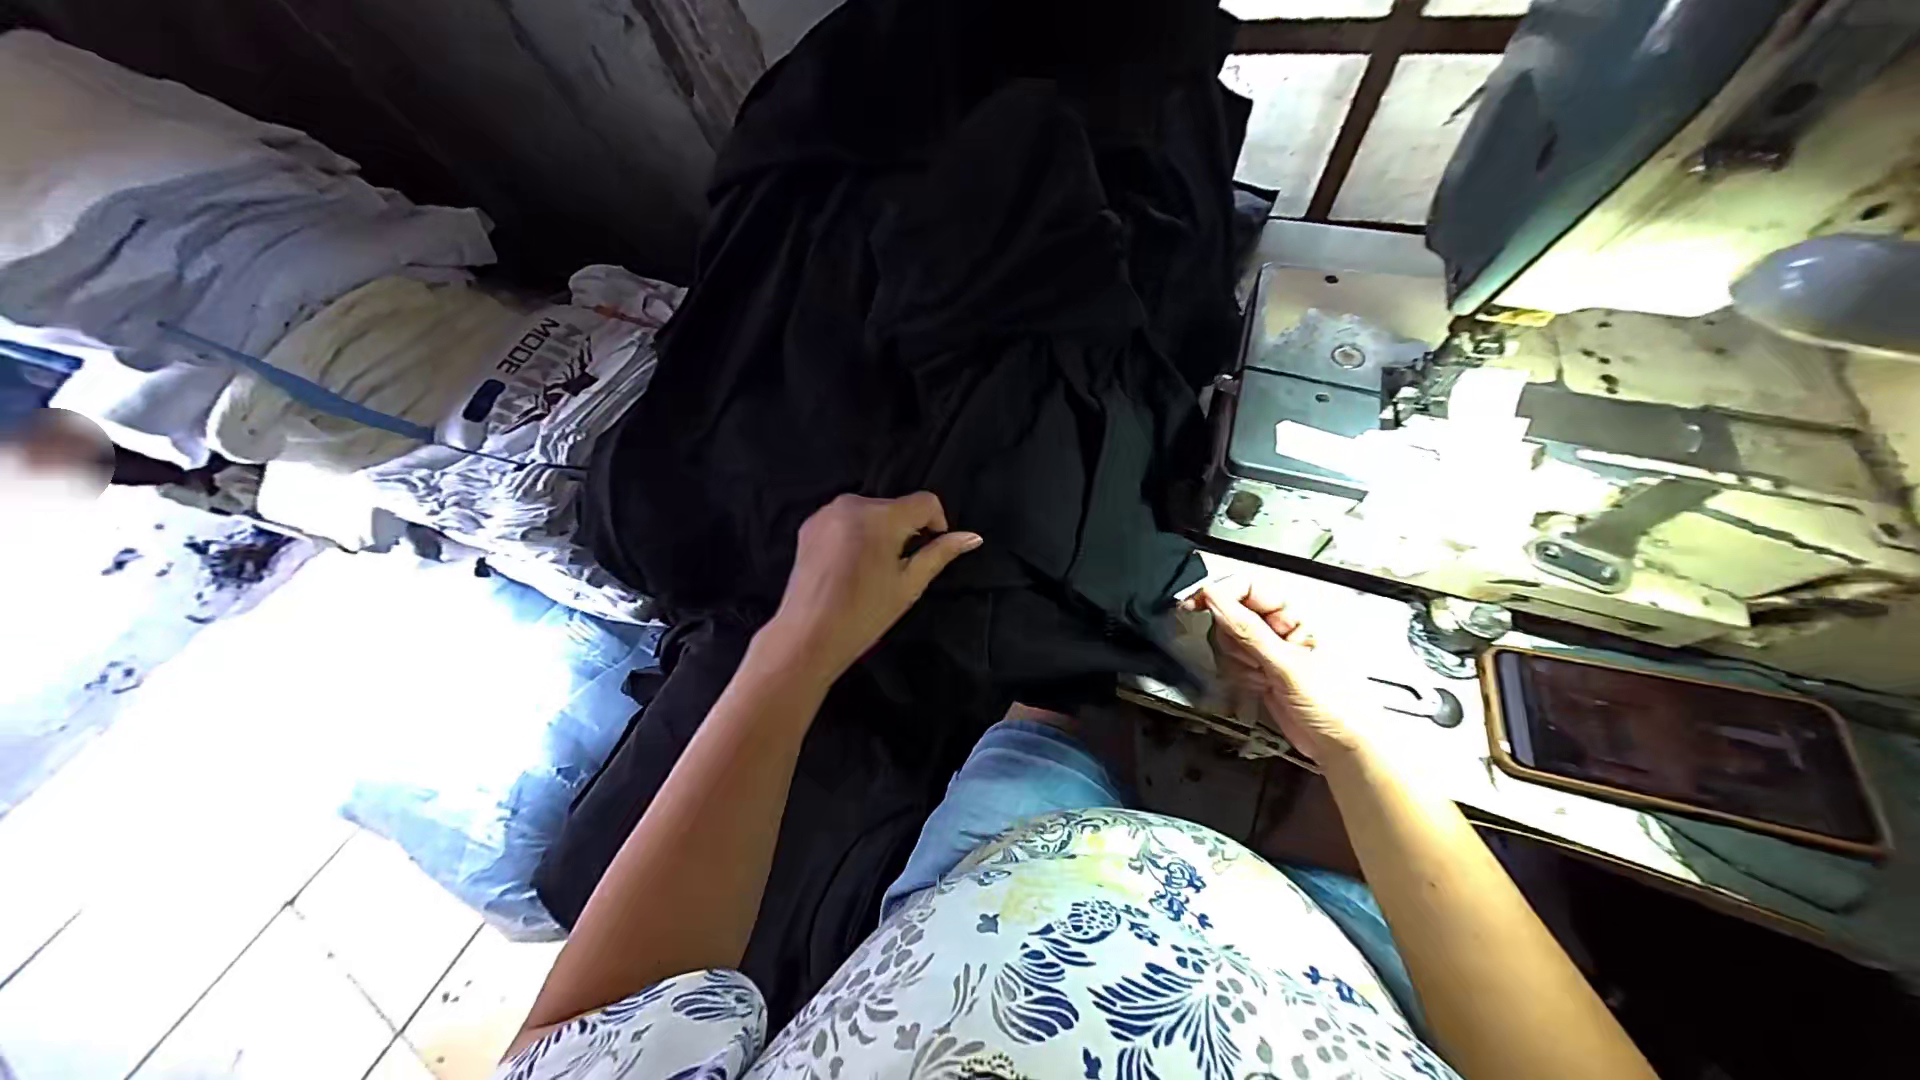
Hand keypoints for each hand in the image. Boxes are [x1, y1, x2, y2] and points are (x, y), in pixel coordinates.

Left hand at [761, 492, 981, 684]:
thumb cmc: (864, 613)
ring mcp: (827, 513)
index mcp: (881, 516)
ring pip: (870, 513)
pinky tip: (850, 567)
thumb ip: (940, 554)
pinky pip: (846, 521)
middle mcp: (852, 504)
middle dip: (905, 531)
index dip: (937, 523)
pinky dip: (856, 536)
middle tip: (899, 569)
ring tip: (872, 571)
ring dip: (880, 532)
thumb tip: (972, 537)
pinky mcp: (809, 525)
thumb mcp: (909, 584)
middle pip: (896, 507)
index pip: (925, 501)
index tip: (931, 549)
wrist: (808, 636)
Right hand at [1189, 577, 1376, 763]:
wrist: (1346, 749)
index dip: (1218, 593)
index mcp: (1296, 612)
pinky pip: (1231, 664)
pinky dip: (1239, 677)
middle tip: (1254, 659)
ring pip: (1226, 640)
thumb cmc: (1339, 706)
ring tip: (1264, 678)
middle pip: (1228, 613)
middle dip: (1231, 639)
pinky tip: (1261, 687)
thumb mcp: (1288, 665)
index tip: (1195, 605)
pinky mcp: (1260, 670)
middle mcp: (1281, 626)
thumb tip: (1214, 598)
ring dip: (1237, 662)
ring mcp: (1269, 649)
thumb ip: (1247, 630)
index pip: (1245, 587)